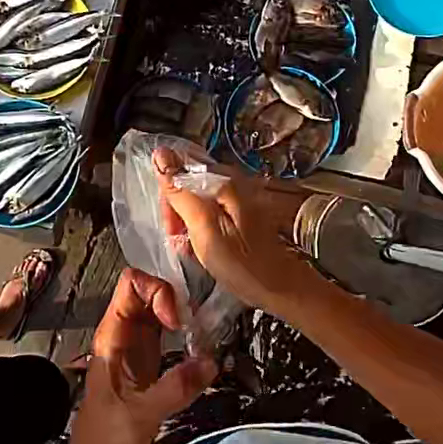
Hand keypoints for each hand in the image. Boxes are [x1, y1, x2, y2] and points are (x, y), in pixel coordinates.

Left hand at [56, 269, 217, 443]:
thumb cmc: (107, 440)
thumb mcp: (141, 416)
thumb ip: (174, 389)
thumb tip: (211, 361)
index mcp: (112, 335)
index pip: (131, 285)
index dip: (157, 290)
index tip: (178, 320)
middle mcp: (122, 332)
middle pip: (146, 290)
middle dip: (175, 297)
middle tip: (200, 322)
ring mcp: (135, 344)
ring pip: (157, 308)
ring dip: (182, 312)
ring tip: (206, 330)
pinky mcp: (147, 359)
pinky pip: (165, 330)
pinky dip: (185, 330)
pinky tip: (202, 343)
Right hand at [154, 147, 327, 317]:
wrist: (282, 289)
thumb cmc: (242, 263)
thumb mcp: (204, 227)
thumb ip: (181, 192)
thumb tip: (160, 154)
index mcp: (223, 181)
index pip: (178, 172)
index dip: (168, 199)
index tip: (172, 227)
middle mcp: (232, 183)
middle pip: (187, 185)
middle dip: (177, 211)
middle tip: (180, 240)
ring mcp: (237, 198)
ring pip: (196, 200)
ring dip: (187, 222)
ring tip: (191, 246)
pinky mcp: (240, 214)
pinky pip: (209, 212)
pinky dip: (200, 227)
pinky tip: (202, 245)